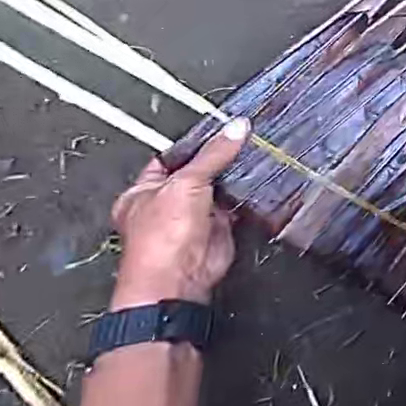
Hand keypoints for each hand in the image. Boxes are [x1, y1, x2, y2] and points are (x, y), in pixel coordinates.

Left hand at [108, 119, 247, 309]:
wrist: (180, 278)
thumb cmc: (160, 240)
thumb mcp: (185, 184)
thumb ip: (213, 155)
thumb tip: (235, 128)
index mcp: (144, 191)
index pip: (173, 156)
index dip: (197, 142)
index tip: (223, 127)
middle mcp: (169, 201)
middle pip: (201, 169)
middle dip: (222, 156)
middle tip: (245, 136)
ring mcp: (195, 213)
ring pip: (221, 184)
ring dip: (237, 174)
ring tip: (257, 151)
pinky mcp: (219, 224)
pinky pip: (237, 202)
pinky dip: (249, 193)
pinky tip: (261, 178)